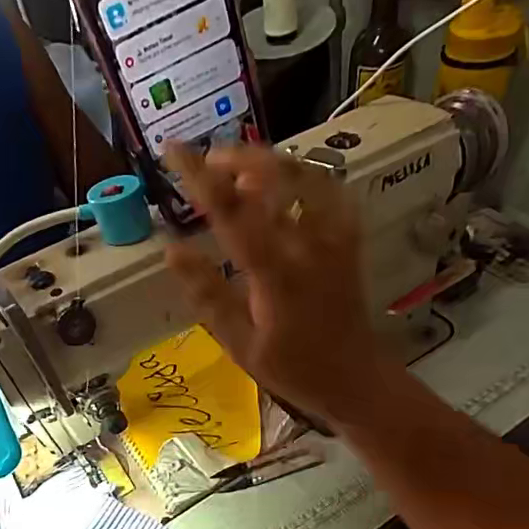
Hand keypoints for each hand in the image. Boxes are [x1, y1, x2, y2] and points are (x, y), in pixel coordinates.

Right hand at [165, 143, 403, 426]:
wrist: (356, 379)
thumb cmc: (295, 369)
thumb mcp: (241, 344)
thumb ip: (209, 295)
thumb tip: (173, 249)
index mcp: (277, 273)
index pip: (232, 211)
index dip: (199, 176)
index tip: (173, 150)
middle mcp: (309, 245)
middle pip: (274, 177)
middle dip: (237, 158)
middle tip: (208, 161)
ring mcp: (336, 238)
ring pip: (306, 175)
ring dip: (270, 161)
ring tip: (241, 168)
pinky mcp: (350, 240)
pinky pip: (331, 191)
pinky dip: (306, 176)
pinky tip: (287, 182)